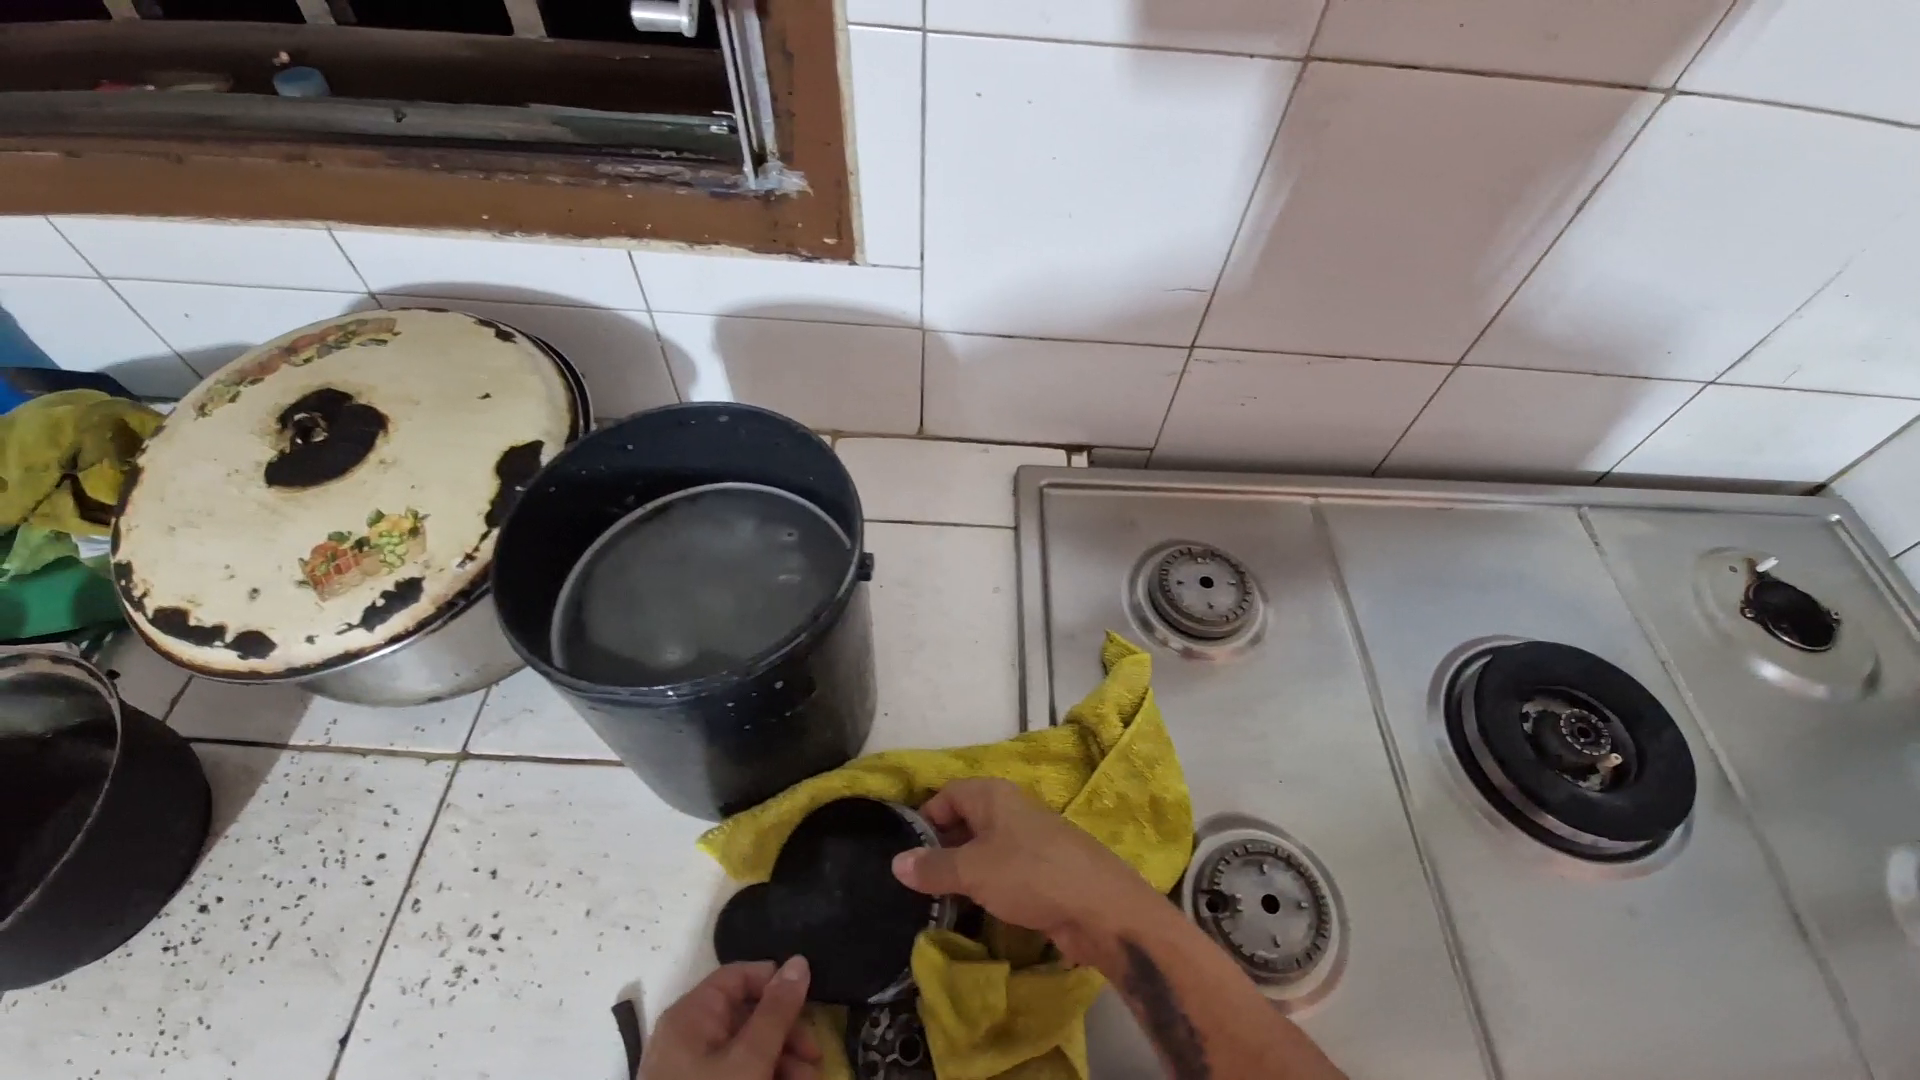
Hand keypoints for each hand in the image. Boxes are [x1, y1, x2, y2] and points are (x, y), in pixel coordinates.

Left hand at [638, 957, 820, 1079]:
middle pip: (747, 1015)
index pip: (739, 977)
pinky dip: (766, 1077)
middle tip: (815, 1057)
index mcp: (692, 1015)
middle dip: (787, 1034)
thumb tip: (800, 961)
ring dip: (784, 1062)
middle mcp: (690, 1036)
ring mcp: (693, 1070)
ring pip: (748, 1049)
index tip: (808, 1003)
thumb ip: (777, 1011)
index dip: (775, 983)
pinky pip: (739, 1074)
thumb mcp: (751, 1059)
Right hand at [890, 777, 1161, 964]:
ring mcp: (1030, 842)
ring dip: (964, 872)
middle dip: (941, 848)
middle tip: (915, 881)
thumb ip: (933, 867)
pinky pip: (1004, 873)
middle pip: (966, 821)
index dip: (925, 819)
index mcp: (994, 795)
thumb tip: (896, 862)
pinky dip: (987, 887)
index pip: (948, 795)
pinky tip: (974, 910)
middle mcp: (1012, 811)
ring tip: (937, 900)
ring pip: (985, 850)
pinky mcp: (1044, 872)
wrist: (1100, 908)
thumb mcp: (973, 870)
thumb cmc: (1030, 874)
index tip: (906, 853)